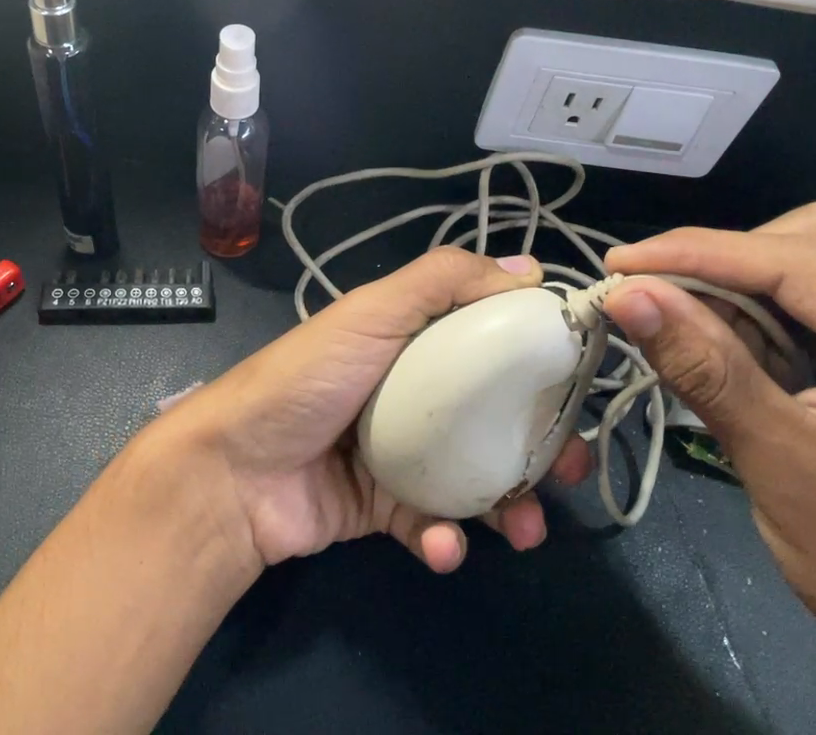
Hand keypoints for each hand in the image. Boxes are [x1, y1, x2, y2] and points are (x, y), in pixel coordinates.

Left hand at [157, 247, 590, 573]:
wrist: (233, 472)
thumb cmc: (307, 380)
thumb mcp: (371, 312)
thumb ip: (443, 282)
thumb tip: (530, 269)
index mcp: (409, 343)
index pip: (489, 344)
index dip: (538, 360)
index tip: (582, 379)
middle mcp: (410, 395)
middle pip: (494, 417)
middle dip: (541, 446)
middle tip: (573, 467)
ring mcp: (398, 456)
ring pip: (474, 479)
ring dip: (509, 506)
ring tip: (525, 528)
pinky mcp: (382, 510)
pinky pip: (432, 524)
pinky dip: (445, 539)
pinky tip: (444, 546)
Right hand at [601, 203, 815, 733]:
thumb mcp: (776, 462)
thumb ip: (704, 366)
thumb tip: (627, 295)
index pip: (804, 262)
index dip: (701, 253)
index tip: (621, 264)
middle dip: (728, 257)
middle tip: (656, 295)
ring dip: (753, 274)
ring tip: (694, 316)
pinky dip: (784, 298)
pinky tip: (746, 333)